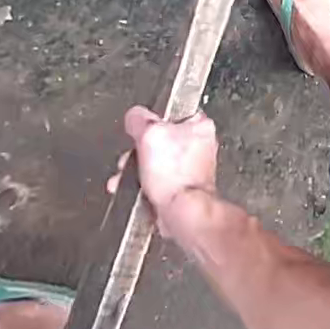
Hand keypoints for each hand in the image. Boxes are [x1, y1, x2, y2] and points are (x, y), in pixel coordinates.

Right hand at [110, 105, 217, 232]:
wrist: (182, 214)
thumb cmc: (177, 176)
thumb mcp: (150, 134)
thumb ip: (140, 119)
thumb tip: (135, 115)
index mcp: (200, 125)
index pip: (170, 113)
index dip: (150, 123)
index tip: (140, 132)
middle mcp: (199, 146)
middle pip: (158, 140)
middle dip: (138, 152)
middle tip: (132, 158)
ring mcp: (191, 169)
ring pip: (155, 163)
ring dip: (136, 171)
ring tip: (129, 177)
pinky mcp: (181, 189)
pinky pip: (157, 181)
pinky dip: (143, 186)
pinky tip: (134, 190)